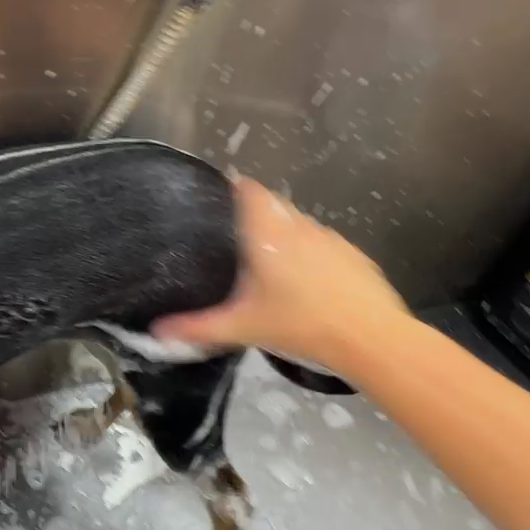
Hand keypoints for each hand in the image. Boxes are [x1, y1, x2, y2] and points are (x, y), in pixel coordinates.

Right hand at [153, 174, 409, 377]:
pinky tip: (304, 284)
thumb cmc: (300, 325)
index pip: (251, 192)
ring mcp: (332, 241)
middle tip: (231, 238)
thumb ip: (197, 327)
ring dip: (283, 236)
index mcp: (269, 236)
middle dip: (253, 216)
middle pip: (273, 206)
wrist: (373, 340)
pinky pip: (323, 246)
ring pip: (299, 226)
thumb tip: (156, 332)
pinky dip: (309, 255)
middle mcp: (300, 228)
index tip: (217, 197)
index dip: (234, 189)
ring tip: (266, 262)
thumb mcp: (241, 328)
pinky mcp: (354, 257)